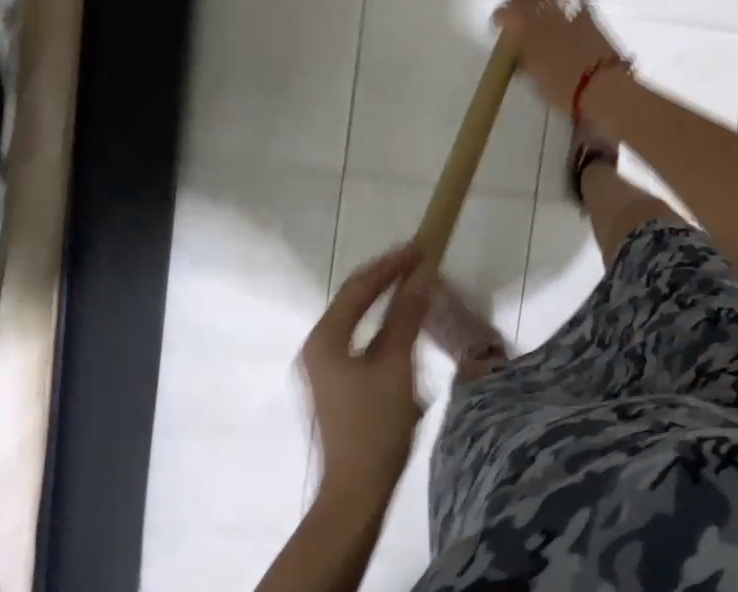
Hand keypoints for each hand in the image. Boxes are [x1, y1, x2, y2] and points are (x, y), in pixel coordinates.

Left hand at [301, 243, 429, 504]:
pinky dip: (379, 326)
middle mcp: (316, 347)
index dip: (391, 264)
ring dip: (383, 302)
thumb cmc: (375, 426)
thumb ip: (407, 316)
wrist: (356, 492)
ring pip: (354, 321)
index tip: (421, 246)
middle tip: (418, 261)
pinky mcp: (333, 386)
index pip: (359, 287)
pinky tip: (400, 328)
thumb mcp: (396, 365)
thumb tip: (421, 275)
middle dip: (385, 279)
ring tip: (412, 286)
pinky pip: (357, 340)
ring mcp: (321, 369)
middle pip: (351, 300)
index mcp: (325, 338)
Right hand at [492, 0, 626, 119]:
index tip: (497, 18)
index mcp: (527, 38)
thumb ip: (526, 64)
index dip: (501, 15)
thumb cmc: (564, 93)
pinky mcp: (590, 21)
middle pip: (527, 0)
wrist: (601, 88)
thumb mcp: (537, 82)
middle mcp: (545, 23)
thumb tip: (518, 57)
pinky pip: (583, 1)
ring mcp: (568, 19)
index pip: (508, 18)